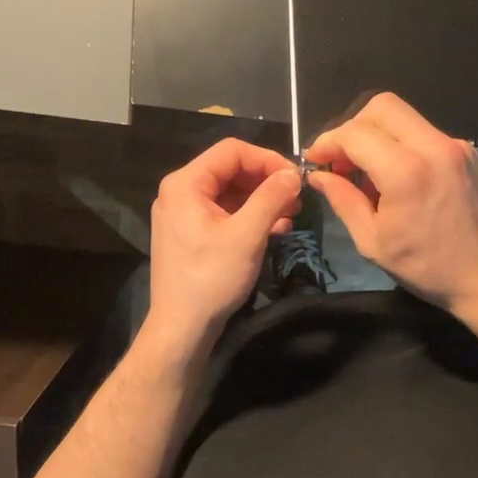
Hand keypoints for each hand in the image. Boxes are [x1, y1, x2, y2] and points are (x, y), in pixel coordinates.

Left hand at [145, 138, 301, 350]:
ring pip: (229, 194)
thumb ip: (271, 198)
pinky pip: (224, 214)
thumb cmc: (211, 278)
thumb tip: (294, 174)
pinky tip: (273, 230)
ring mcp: (183, 215)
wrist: (182, 326)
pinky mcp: (190, 236)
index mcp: (185, 184)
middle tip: (297, 199)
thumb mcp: (247, 235)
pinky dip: (249, 217)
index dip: (268, 159)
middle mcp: (179, 192)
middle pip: (230, 170)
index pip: (232, 151)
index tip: (296, 178)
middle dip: (266, 181)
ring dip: (261, 200)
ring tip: (290, 215)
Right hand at [304, 93, 477, 310]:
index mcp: (406, 173)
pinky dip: (401, 145)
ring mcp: (454, 145)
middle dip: (352, 128)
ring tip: (367, 172)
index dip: (328, 142)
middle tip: (341, 160)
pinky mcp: (466, 151)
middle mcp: (433, 147)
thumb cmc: (425, 267)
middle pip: (381, 107)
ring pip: (404, 116)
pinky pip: (423, 133)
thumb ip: (343, 200)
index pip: (355, 134)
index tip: (315, 160)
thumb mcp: (373, 241)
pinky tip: (397, 178)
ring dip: (376, 135)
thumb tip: (318, 176)